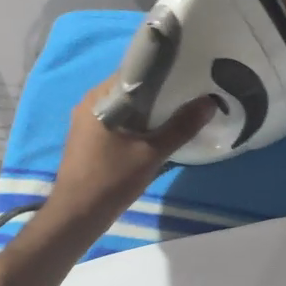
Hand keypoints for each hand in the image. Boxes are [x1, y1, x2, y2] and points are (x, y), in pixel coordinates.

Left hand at [43, 80, 216, 232]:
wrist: (75, 217)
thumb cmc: (110, 181)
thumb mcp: (151, 154)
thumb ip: (181, 127)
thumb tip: (210, 101)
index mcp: (101, 97)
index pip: (136, 69)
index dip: (165, 69)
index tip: (190, 72)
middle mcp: (90, 102)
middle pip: (132, 88)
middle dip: (161, 91)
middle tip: (192, 94)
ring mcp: (87, 121)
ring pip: (126, 107)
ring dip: (151, 110)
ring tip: (181, 111)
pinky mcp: (89, 139)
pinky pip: (119, 122)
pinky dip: (138, 124)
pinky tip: (158, 133)